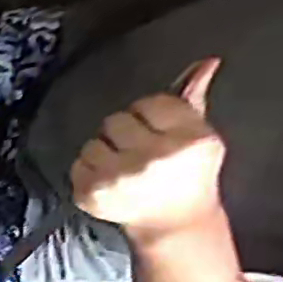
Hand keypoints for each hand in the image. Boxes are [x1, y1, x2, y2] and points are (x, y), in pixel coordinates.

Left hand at [71, 59, 226, 237]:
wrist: (171, 219)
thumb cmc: (188, 172)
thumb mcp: (200, 135)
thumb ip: (192, 99)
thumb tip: (205, 62)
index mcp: (187, 139)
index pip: (149, 103)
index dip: (148, 112)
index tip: (154, 128)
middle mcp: (151, 159)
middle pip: (115, 120)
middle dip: (123, 130)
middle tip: (135, 147)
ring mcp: (117, 179)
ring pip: (92, 142)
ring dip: (103, 149)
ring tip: (122, 164)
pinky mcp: (90, 194)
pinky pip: (77, 164)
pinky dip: (89, 168)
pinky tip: (108, 178)